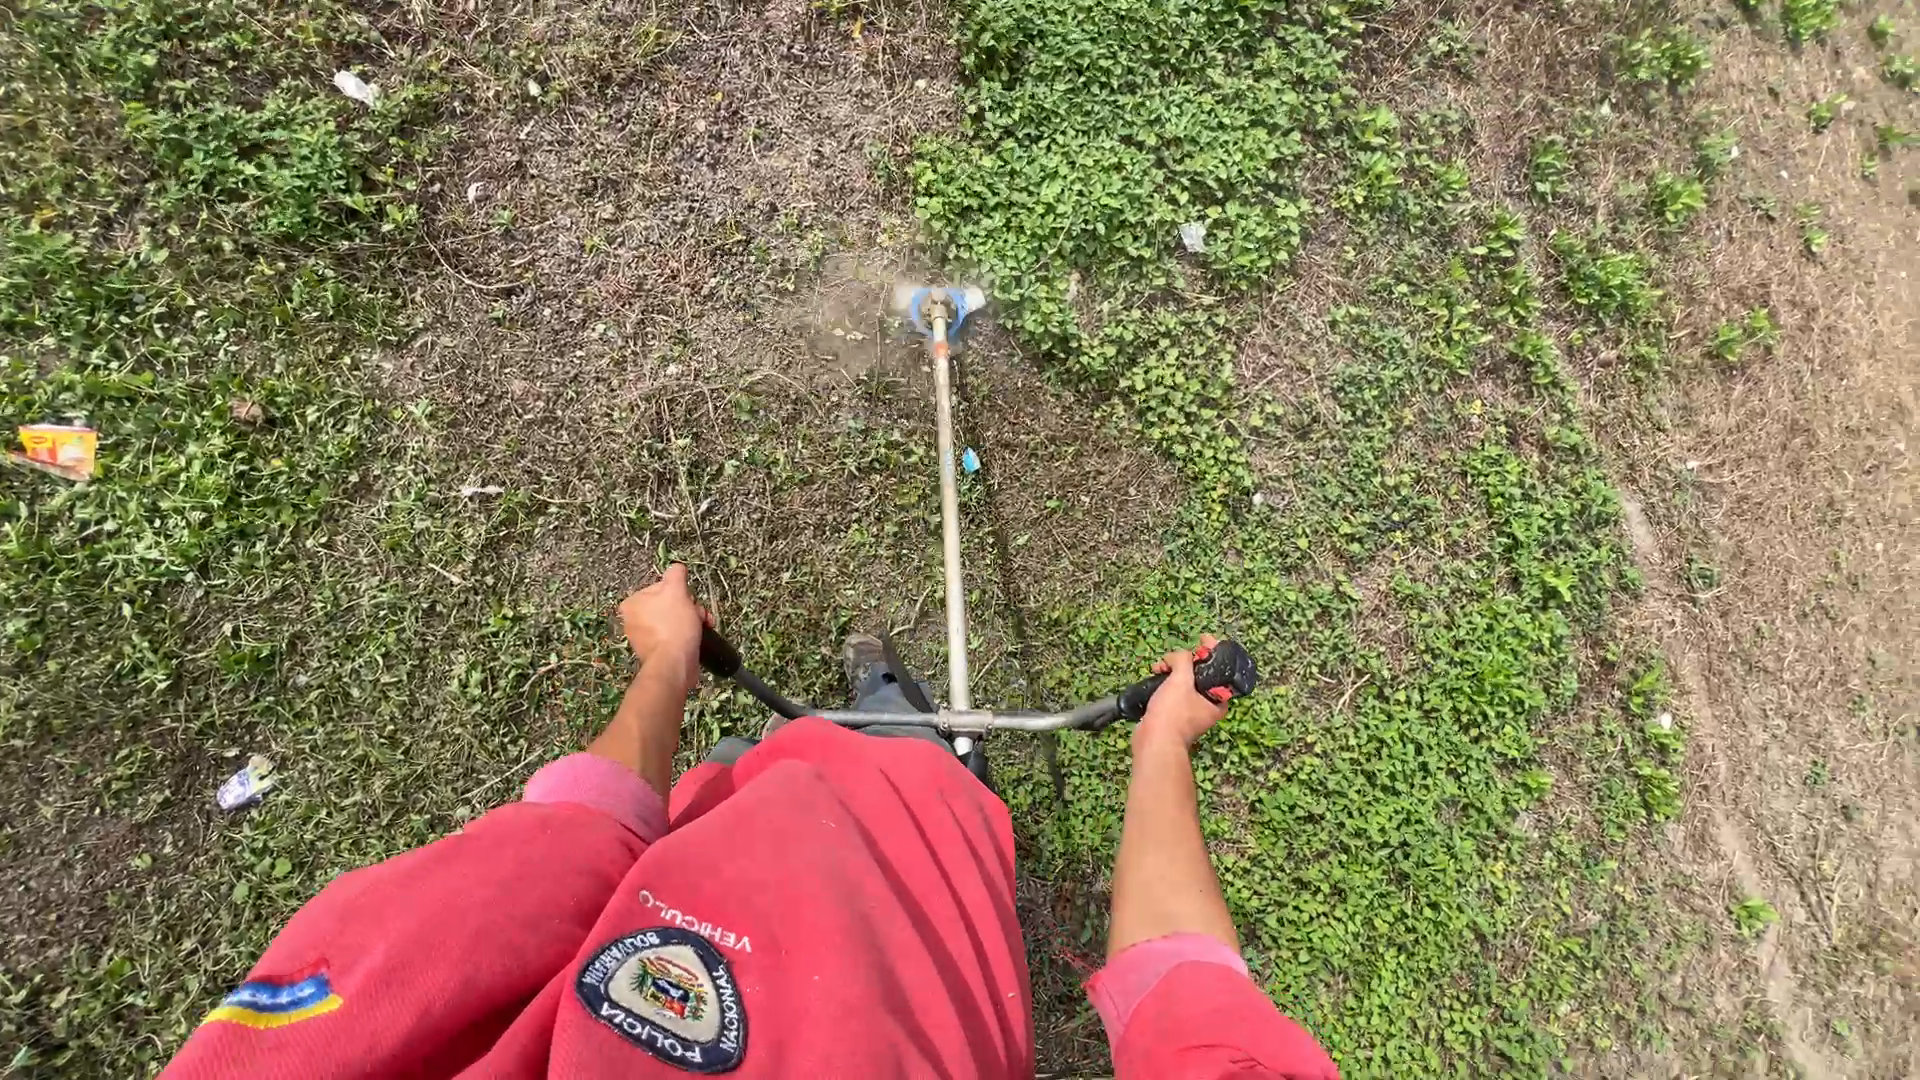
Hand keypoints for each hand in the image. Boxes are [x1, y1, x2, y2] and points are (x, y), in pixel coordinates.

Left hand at [617, 564, 711, 692]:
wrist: (674, 664)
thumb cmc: (674, 626)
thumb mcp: (677, 591)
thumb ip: (676, 574)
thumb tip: (677, 568)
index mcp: (632, 603)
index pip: (663, 587)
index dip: (681, 593)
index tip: (690, 601)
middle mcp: (633, 620)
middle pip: (670, 604)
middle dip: (690, 608)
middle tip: (698, 616)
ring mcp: (644, 637)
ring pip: (675, 620)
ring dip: (692, 621)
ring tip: (701, 628)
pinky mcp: (656, 651)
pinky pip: (674, 636)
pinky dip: (686, 636)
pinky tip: (695, 639)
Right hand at [1134, 634, 1228, 750]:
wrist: (1154, 740)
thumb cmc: (1173, 714)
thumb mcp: (1181, 680)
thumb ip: (1184, 660)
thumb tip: (1178, 657)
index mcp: (1218, 699)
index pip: (1221, 668)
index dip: (1212, 650)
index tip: (1203, 638)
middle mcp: (1208, 703)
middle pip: (1200, 672)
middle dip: (1185, 660)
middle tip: (1174, 657)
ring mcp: (1191, 708)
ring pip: (1184, 679)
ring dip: (1172, 668)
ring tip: (1159, 667)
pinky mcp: (1175, 711)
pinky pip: (1173, 689)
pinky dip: (1165, 680)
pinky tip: (1155, 675)